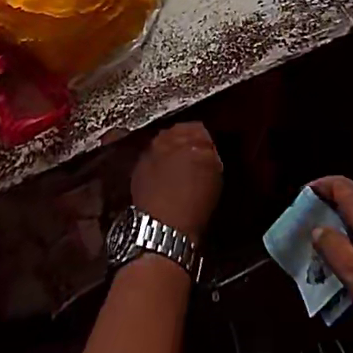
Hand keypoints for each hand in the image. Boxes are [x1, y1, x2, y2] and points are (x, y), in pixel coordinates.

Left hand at [131, 123, 222, 242]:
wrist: (164, 226)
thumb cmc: (196, 200)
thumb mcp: (214, 173)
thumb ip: (210, 152)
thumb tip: (207, 147)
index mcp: (187, 134)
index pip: (198, 127)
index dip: (204, 139)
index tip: (208, 151)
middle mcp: (164, 137)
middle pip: (176, 133)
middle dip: (184, 143)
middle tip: (193, 159)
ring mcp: (148, 152)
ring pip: (161, 145)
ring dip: (169, 153)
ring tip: (178, 171)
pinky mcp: (137, 169)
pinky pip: (150, 161)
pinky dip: (157, 167)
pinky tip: (163, 181)